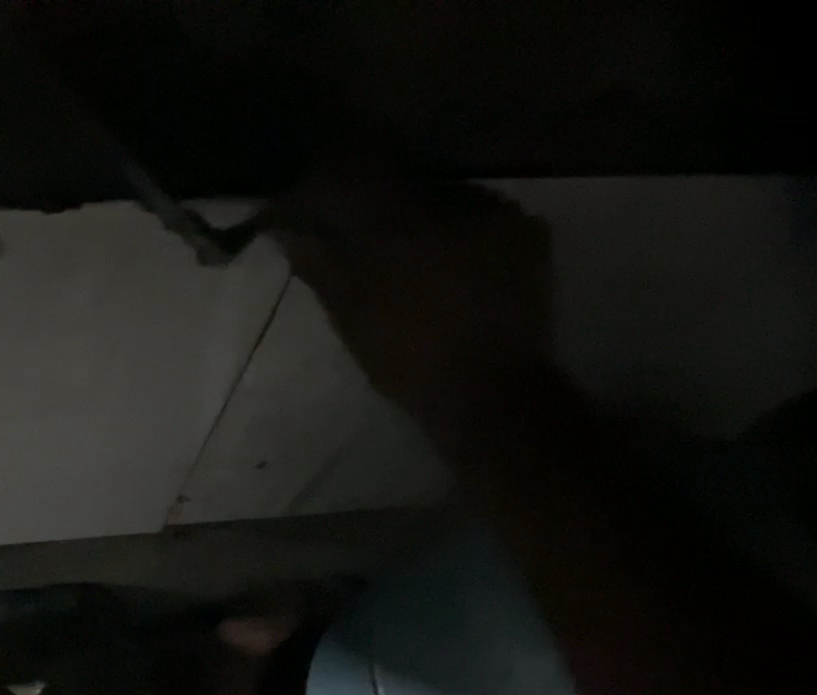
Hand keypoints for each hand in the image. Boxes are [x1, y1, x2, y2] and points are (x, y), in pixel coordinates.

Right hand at [271, 182, 552, 419]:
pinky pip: (483, 220)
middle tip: (356, 231)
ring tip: (401, 251)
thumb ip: (319, 263)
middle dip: (377, 204)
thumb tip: (285, 229)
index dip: (332, 192)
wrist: (487, 391)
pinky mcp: (530, 237)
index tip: (313, 210)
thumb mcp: (349, 312)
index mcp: (408, 215)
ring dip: (420, 219)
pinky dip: (459, 233)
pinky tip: (445, 262)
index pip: (360, 181)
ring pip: (446, 202)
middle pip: (406, 188)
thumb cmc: (406, 354)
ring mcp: (502, 215)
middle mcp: (459, 200)